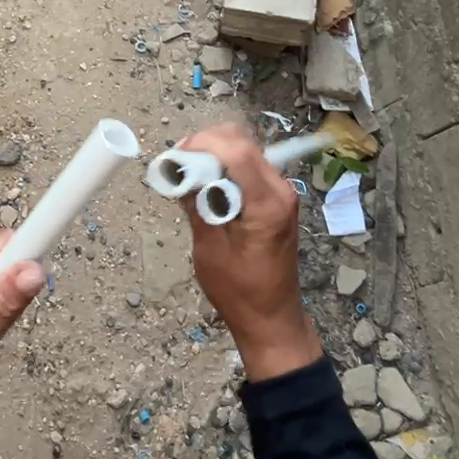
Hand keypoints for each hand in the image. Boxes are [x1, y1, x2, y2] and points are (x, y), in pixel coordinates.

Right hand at [180, 122, 322, 381]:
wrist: (272, 317)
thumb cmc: (239, 291)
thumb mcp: (209, 248)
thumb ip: (197, 203)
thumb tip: (179, 171)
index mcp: (266, 204)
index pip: (237, 151)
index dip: (202, 144)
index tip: (176, 157)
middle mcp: (280, 190)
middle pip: (241, 140)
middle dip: (205, 143)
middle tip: (178, 163)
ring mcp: (282, 191)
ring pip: (244, 147)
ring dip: (213, 151)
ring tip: (187, 172)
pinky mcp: (276, 196)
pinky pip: (248, 163)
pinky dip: (224, 163)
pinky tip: (205, 182)